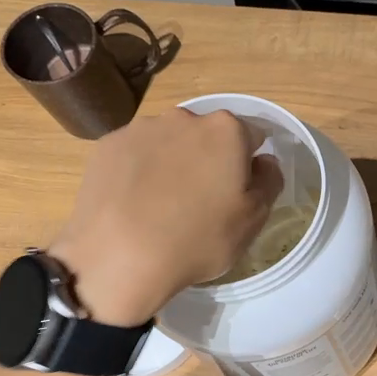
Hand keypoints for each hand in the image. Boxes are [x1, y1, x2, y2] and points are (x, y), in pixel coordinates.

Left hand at [48, 107, 283, 325]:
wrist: (119, 257)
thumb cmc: (198, 238)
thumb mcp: (253, 220)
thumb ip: (269, 181)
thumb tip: (263, 161)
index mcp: (226, 130)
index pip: (252, 136)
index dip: (249, 165)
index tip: (239, 192)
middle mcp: (183, 118)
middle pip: (208, 136)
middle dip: (210, 160)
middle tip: (203, 202)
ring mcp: (140, 129)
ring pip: (169, 143)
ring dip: (174, 164)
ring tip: (163, 206)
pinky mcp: (108, 146)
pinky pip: (136, 155)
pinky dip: (140, 172)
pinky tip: (135, 204)